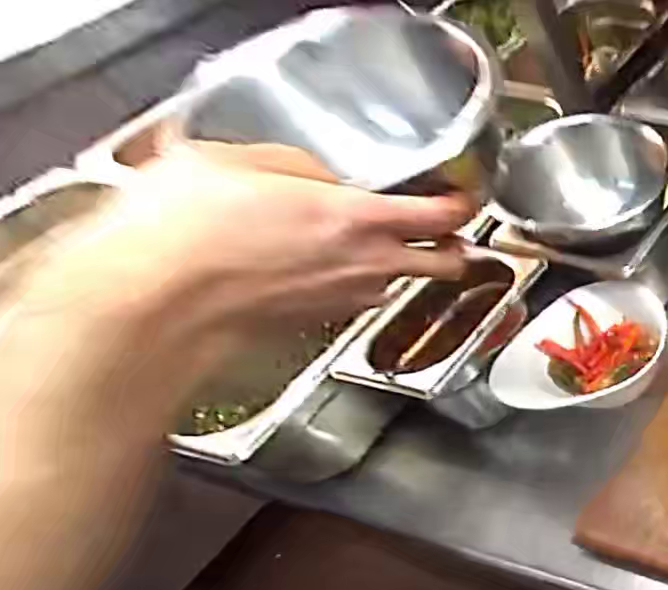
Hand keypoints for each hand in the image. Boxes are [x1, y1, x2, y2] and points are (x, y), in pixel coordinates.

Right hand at [2, 141, 474, 425]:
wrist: (169, 294)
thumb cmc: (188, 226)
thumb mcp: (232, 163)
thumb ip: (296, 166)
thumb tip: (324, 177)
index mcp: (360, 218)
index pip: (442, 215)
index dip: (462, 206)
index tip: (465, 200)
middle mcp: (377, 262)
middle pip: (450, 262)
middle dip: (455, 248)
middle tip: (443, 234)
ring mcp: (363, 294)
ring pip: (408, 279)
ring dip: (401, 264)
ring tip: (367, 246)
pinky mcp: (342, 315)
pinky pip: (367, 294)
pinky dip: (359, 280)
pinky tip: (322, 267)